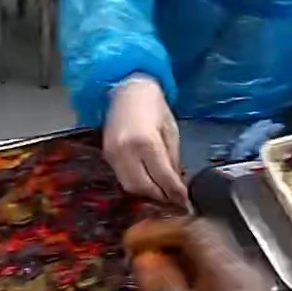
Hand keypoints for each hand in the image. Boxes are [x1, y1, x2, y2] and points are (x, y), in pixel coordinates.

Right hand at [104, 76, 186, 204]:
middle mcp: (126, 150)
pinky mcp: (106, 155)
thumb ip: (172, 158)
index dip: (175, 192)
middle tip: (173, 199)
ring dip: (147, 193)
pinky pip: (122, 177)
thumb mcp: (170, 130)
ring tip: (161, 193)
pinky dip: (136, 184)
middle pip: (144, 187)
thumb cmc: (153, 105)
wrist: (127, 89)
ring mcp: (113, 154)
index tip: (184, 201)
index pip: (163, 176)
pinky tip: (147, 182)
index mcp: (146, 141)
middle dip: (160, 196)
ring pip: (130, 186)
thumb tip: (176, 182)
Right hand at [124, 220, 288, 290]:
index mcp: (235, 273)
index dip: (161, 230)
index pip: (196, 232)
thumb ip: (163, 286)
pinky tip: (168, 284)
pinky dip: (188, 273)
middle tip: (136, 250)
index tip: (130, 240)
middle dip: (168, 240)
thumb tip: (142, 257)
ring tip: (146, 265)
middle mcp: (245, 272)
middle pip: (205, 240)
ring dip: (177, 256)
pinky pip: (212, 275)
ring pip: (208, 257)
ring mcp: (247, 287)